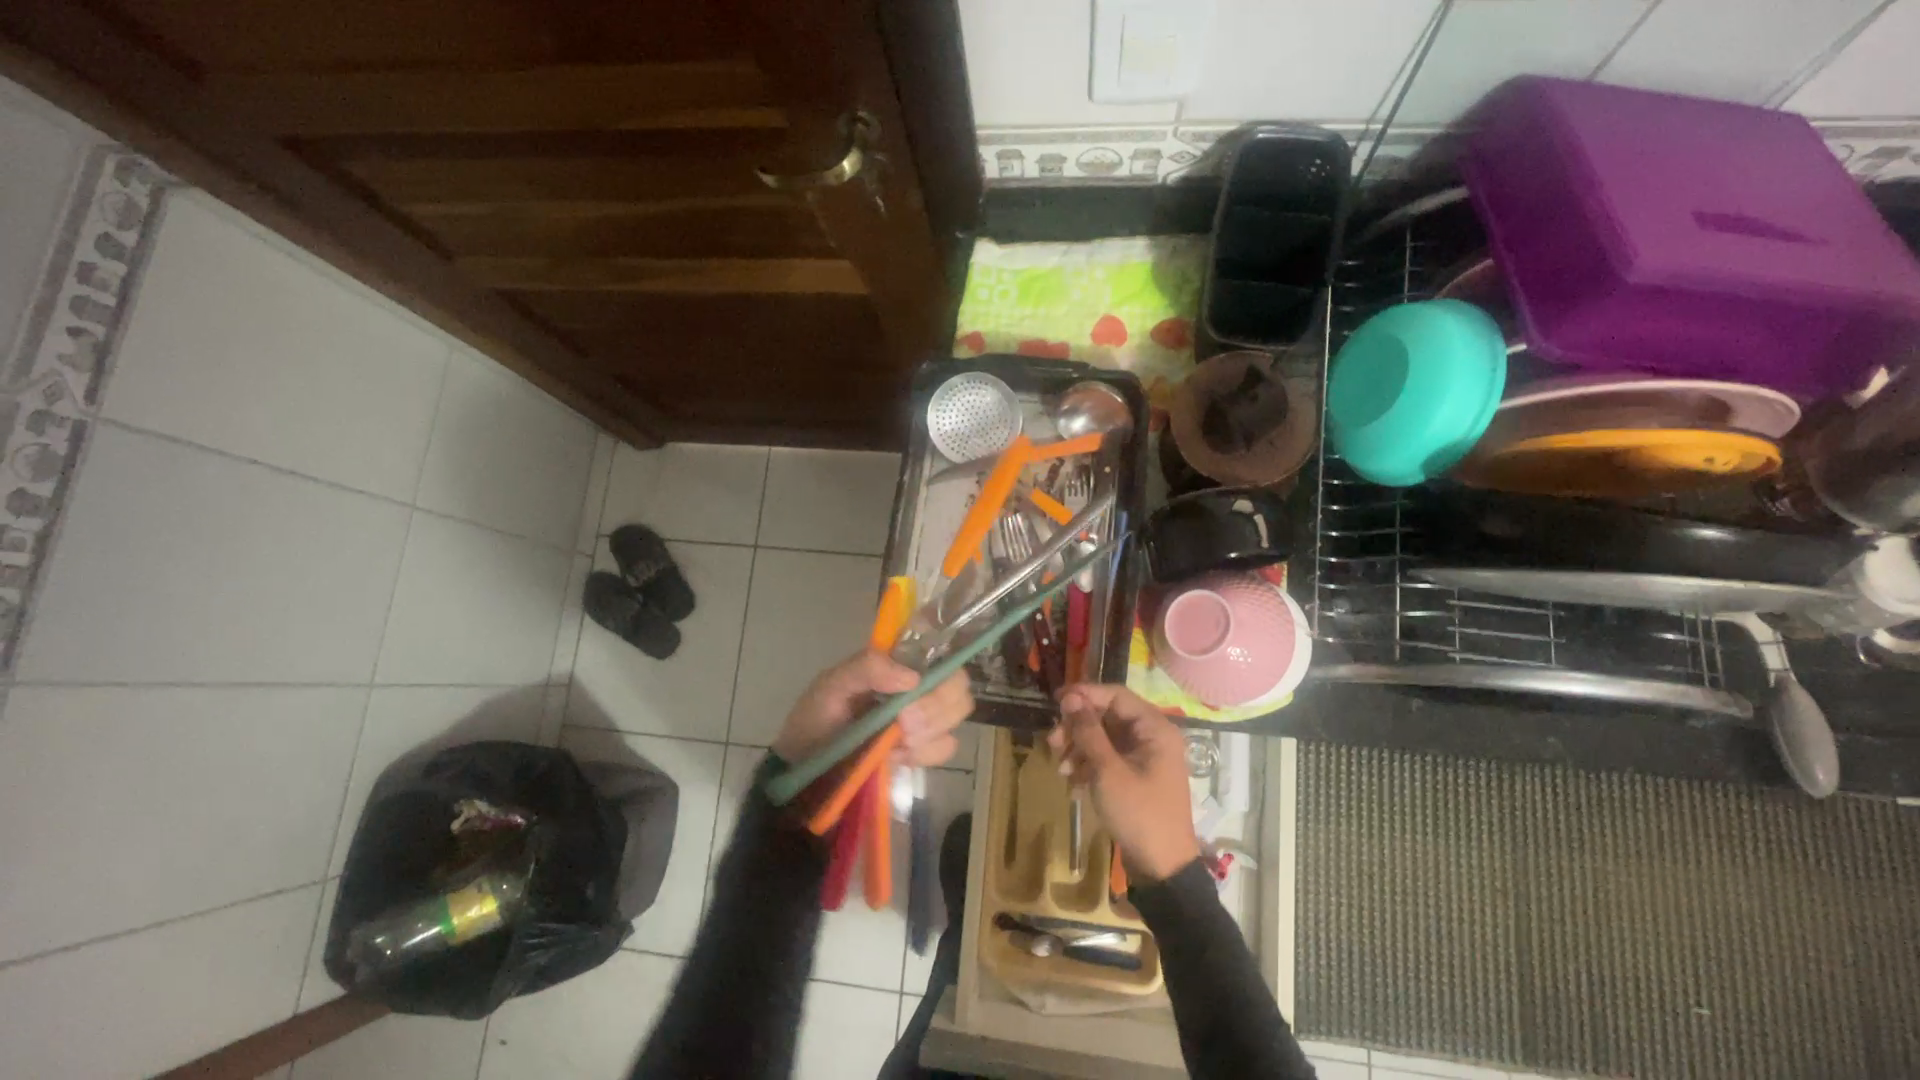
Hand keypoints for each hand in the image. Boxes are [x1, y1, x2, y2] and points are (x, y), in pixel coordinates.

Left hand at [772, 650, 975, 768]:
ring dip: (930, 729)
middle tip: (903, 722)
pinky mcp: (925, 748)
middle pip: (958, 683)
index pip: (941, 648)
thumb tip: (912, 677)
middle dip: (936, 704)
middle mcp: (918, 684)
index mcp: (898, 662)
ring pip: (958, 712)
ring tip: (896, 741)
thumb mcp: (832, 685)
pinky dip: (924, 753)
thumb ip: (867, 668)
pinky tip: (897, 755)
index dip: (945, 662)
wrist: (806, 767)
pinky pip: (946, 746)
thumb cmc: (816, 717)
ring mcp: (925, 716)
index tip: (922, 683)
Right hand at [1047, 683, 1199, 882]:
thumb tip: (1070, 697)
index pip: (1116, 695)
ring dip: (1079, 749)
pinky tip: (1073, 783)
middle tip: (1052, 743)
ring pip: (1104, 738)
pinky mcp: (1136, 776)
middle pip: (1108, 716)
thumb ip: (1088, 731)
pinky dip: (1089, 766)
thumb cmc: (1138, 813)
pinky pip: (1108, 758)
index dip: (1084, 694)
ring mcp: (1145, 757)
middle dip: (1078, 727)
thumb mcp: (1108, 771)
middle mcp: (1152, 737)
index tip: (1055, 702)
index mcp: (1155, 728)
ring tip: (1061, 769)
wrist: (1162, 866)